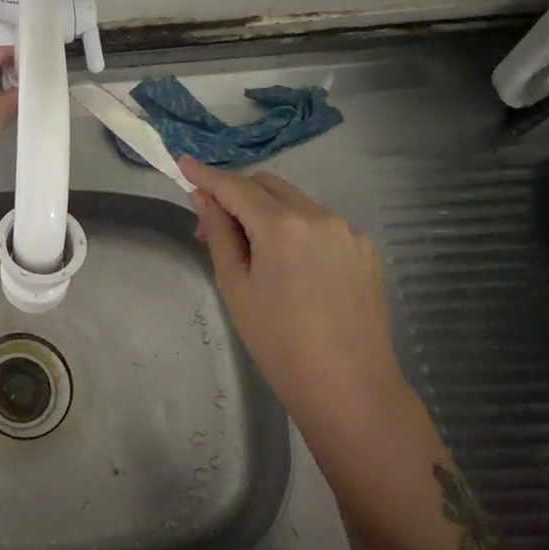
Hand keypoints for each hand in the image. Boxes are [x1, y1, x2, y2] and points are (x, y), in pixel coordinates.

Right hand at [180, 156, 408, 430]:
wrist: (350, 387)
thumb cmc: (279, 342)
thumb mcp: (236, 286)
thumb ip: (219, 234)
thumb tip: (204, 198)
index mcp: (283, 225)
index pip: (235, 187)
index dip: (206, 174)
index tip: (183, 162)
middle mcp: (320, 216)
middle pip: (268, 186)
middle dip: (237, 195)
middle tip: (212, 228)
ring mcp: (349, 232)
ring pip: (296, 203)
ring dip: (268, 213)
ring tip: (253, 254)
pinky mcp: (366, 251)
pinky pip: (322, 225)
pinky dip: (297, 231)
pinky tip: (291, 269)